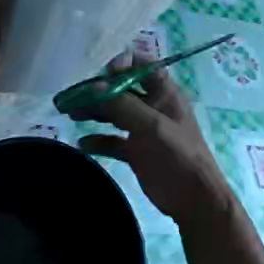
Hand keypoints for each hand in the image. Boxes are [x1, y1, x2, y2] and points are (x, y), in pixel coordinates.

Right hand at [69, 54, 233, 228]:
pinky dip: (98, 139)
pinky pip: (113, 140)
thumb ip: (123, 104)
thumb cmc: (178, 154)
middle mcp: (152, 106)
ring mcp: (143, 129)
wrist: (193, 199)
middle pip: (122, 90)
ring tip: (70, 112)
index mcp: (164, 92)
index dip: (121, 64)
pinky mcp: (136, 151)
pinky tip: (82, 143)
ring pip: (114, 113)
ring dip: (94, 111)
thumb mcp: (152, 125)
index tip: (101, 74)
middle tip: (72, 96)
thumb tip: (94, 85)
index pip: (141, 66)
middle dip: (98, 90)